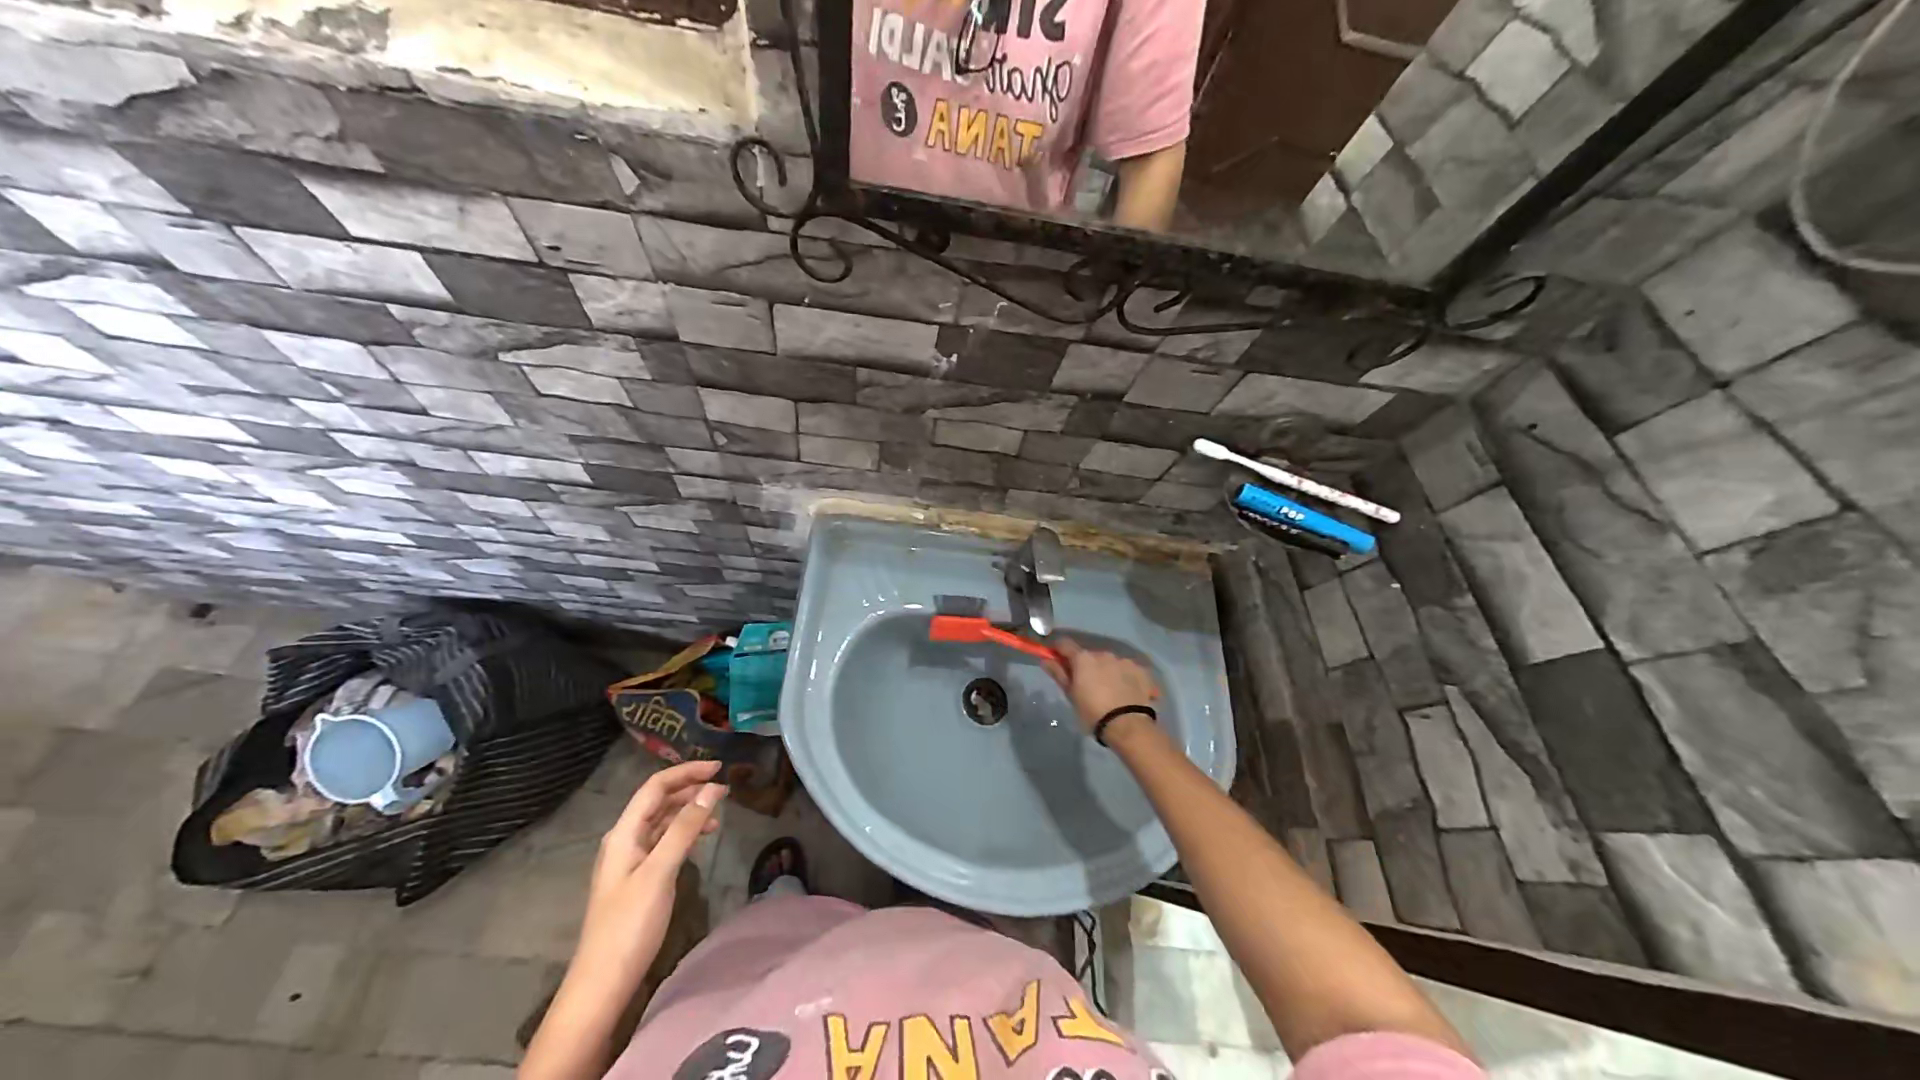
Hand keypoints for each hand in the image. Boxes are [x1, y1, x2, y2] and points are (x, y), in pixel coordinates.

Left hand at [572, 760, 726, 989]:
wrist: (602, 983)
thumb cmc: (629, 925)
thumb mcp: (659, 873)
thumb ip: (684, 829)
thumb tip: (711, 790)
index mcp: (624, 833)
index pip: (655, 787)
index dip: (686, 773)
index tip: (719, 768)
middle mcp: (624, 840)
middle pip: (658, 801)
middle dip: (689, 788)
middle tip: (723, 787)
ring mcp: (630, 861)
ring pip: (662, 822)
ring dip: (688, 811)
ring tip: (718, 812)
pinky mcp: (639, 879)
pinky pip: (664, 842)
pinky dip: (684, 833)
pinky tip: (701, 840)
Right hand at [1040, 637, 1161, 735]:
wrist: (1128, 725)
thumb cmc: (1093, 712)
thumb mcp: (1071, 696)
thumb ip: (1059, 674)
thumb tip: (1046, 659)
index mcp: (1084, 658)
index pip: (1065, 644)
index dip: (1059, 651)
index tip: (1057, 660)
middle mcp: (1104, 654)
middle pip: (1090, 655)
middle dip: (1087, 666)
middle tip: (1088, 686)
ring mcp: (1125, 661)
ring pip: (1111, 662)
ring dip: (1107, 671)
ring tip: (1111, 693)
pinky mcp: (1142, 671)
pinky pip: (1129, 670)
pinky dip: (1126, 678)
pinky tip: (1127, 694)